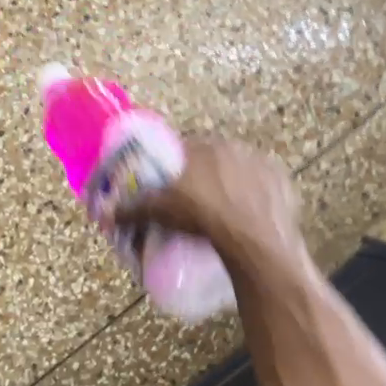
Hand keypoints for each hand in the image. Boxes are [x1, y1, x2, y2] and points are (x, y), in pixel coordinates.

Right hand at [115, 138, 307, 276]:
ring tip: (217, 210)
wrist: (253, 239)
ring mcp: (263, 164)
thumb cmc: (201, 215)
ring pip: (237, 171)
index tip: (165, 181)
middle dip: (200, 174)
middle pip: (211, 158)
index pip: (181, 146)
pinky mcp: (283, 184)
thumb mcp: (158, 211)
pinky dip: (252, 197)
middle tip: (189, 199)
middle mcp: (235, 148)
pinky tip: (243, 216)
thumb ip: (130, 209)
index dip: (171, 163)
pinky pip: (262, 187)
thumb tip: (102, 213)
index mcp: (203, 147)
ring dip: (227, 184)